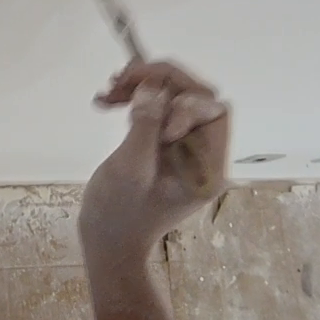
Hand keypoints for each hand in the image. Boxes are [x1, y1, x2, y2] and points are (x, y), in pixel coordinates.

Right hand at [79, 61, 230, 273]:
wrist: (107, 241)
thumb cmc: (119, 214)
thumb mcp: (131, 169)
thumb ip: (146, 126)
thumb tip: (153, 86)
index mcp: (207, 166)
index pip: (212, 110)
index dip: (182, 98)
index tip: (146, 104)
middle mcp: (202, 153)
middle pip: (193, 97)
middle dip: (158, 81)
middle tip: (120, 77)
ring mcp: (183, 148)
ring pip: (172, 97)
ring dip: (140, 86)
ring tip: (109, 89)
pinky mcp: (163, 144)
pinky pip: (157, 108)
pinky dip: (134, 99)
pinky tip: (107, 101)